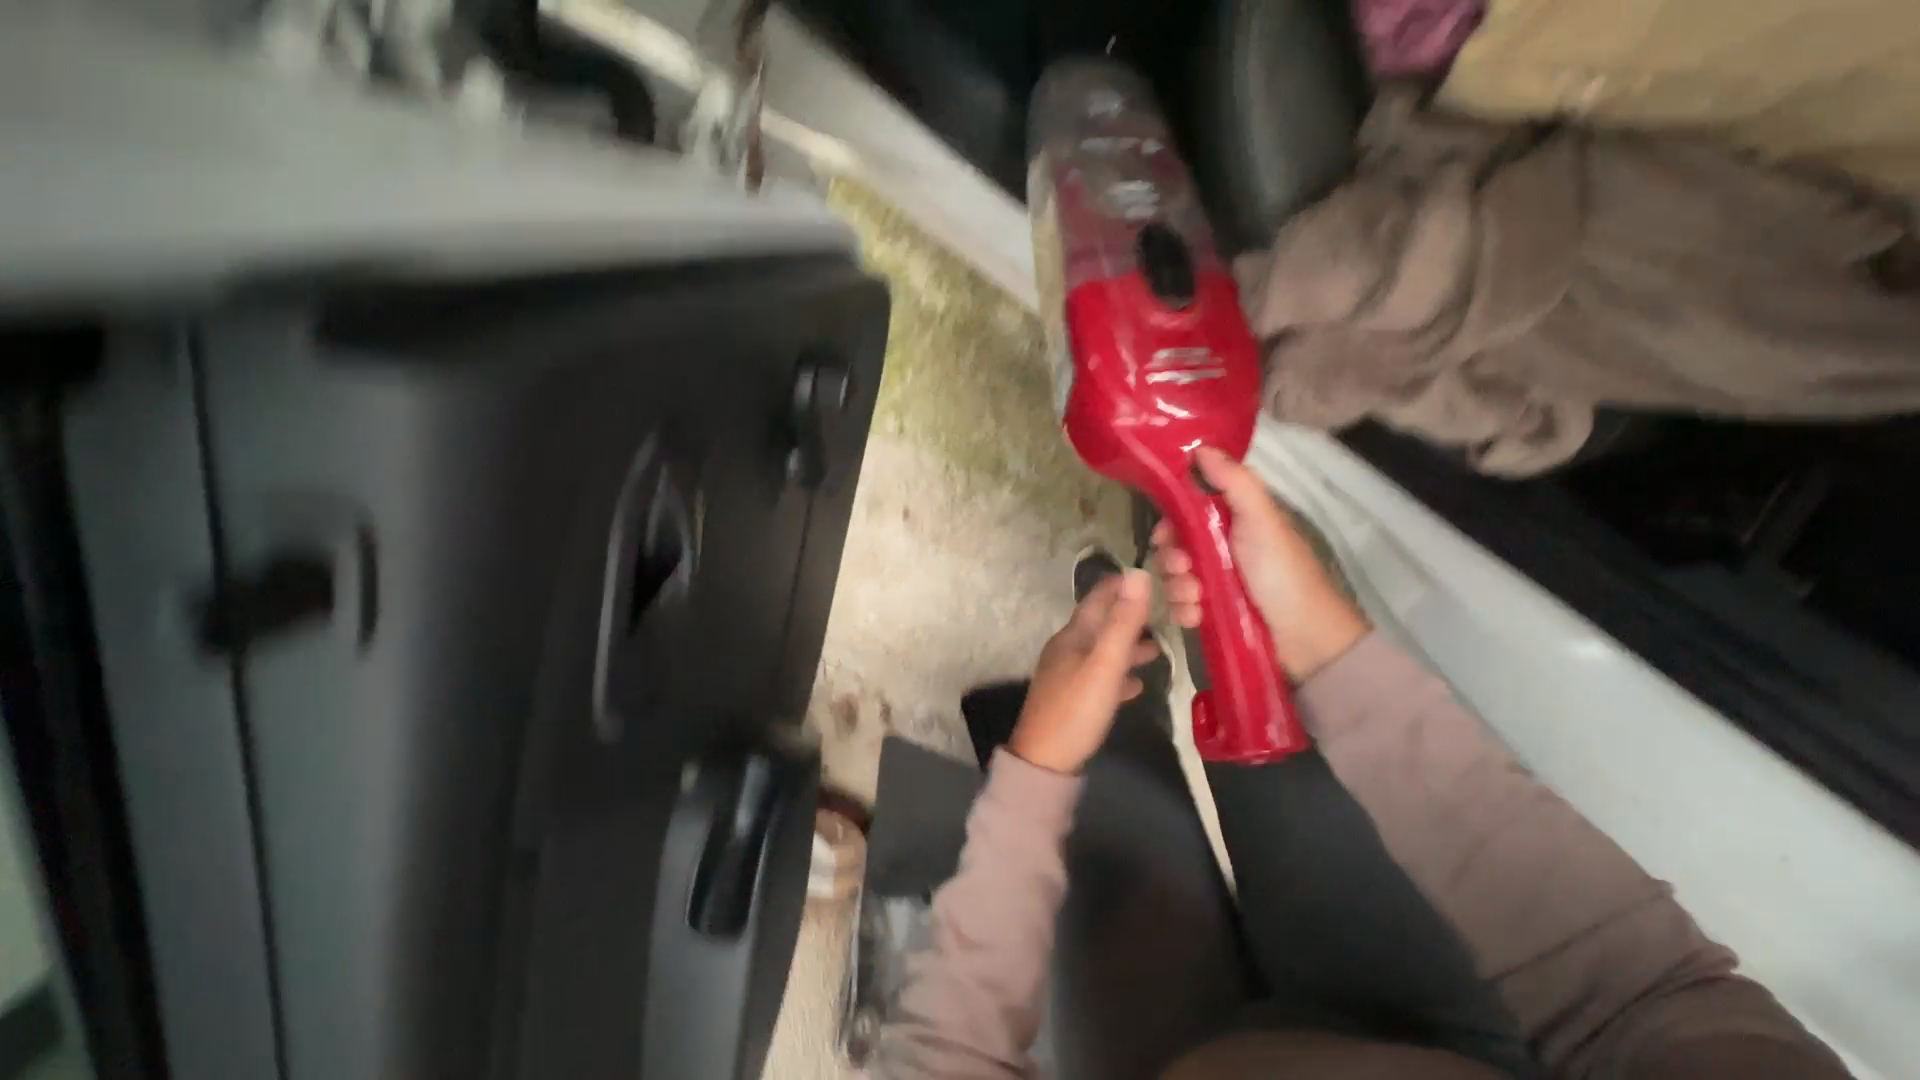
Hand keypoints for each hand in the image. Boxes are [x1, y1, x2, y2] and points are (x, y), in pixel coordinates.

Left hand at [1008, 570, 1159, 773]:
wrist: (1044, 762)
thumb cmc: (1076, 709)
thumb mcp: (1105, 664)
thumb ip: (1123, 622)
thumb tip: (1138, 574)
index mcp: (1074, 634)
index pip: (1100, 596)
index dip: (1126, 584)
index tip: (1157, 577)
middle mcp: (1069, 648)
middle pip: (1103, 622)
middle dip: (1133, 616)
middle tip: (1167, 614)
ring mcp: (1068, 673)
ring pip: (1103, 650)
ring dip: (1128, 646)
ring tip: (1158, 649)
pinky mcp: (1072, 698)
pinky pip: (1099, 677)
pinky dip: (1119, 674)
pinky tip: (1137, 685)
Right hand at [1153, 447, 1368, 680]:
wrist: (1305, 638)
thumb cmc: (1284, 573)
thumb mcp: (1263, 520)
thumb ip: (1234, 482)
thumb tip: (1201, 447)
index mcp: (1233, 521)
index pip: (1186, 511)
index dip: (1171, 520)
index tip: (1165, 532)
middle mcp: (1220, 549)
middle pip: (1173, 545)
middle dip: (1172, 558)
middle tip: (1185, 568)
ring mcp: (1215, 583)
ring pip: (1173, 578)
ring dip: (1178, 587)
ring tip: (1198, 597)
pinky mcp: (1212, 613)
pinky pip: (1180, 607)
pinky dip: (1184, 611)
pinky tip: (1198, 616)